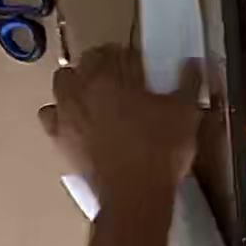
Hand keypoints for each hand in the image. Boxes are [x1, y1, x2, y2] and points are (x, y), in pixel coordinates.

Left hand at [38, 46, 203, 208]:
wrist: (135, 194)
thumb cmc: (161, 148)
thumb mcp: (185, 112)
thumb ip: (188, 82)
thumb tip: (194, 62)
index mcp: (109, 78)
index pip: (110, 51)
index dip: (126, 53)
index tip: (140, 62)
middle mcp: (79, 92)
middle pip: (81, 65)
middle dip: (99, 66)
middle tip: (122, 77)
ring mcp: (65, 116)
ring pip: (61, 87)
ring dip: (77, 86)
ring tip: (99, 97)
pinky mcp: (60, 141)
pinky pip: (52, 117)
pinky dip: (64, 114)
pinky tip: (82, 121)